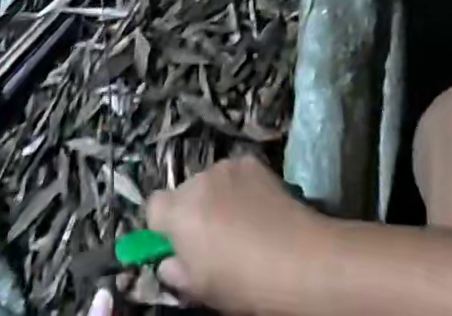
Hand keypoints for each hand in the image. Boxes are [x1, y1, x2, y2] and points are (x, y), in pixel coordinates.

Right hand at [146, 157, 324, 312]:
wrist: (300, 259)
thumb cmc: (245, 282)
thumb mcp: (203, 290)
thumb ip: (176, 272)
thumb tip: (168, 261)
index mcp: (178, 212)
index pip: (152, 206)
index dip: (163, 226)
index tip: (179, 245)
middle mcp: (197, 180)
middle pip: (183, 192)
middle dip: (192, 210)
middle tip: (213, 238)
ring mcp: (226, 166)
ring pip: (210, 181)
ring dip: (216, 197)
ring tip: (242, 222)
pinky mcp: (251, 161)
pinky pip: (235, 173)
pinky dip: (240, 187)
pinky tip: (259, 208)